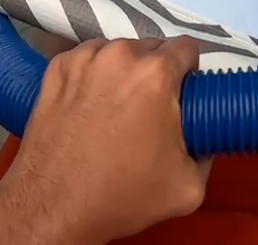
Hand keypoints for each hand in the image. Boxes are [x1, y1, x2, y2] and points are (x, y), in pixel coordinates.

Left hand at [0, 37, 210, 244]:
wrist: (50, 208)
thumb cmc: (120, 195)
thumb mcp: (186, 188)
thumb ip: (207, 153)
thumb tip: (206, 136)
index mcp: (157, 74)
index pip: (187, 48)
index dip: (189, 70)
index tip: (183, 93)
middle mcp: (122, 53)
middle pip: (152, 48)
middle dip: (156, 72)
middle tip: (148, 108)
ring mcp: (86, 56)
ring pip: (119, 51)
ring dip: (124, 70)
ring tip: (114, 107)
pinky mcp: (57, 66)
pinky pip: (88, 58)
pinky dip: (93, 73)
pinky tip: (88, 104)